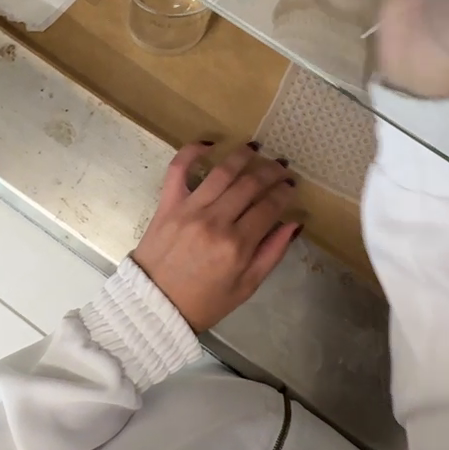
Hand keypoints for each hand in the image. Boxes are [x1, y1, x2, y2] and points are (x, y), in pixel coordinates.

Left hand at [131, 142, 300, 331]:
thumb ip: (272, 253)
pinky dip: (192, 150)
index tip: (292, 185)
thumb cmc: (204, 302)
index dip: (285, 192)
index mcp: (238, 245)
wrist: (154, 306)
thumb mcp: (246, 287)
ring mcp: (189, 208)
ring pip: (222, 171)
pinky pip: (178, 168)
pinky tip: (210, 143)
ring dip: (243, 155)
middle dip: (271, 171)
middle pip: (250, 184)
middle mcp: (215, 221)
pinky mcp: (167, 203)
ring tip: (256, 148)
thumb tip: (294, 223)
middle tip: (281, 165)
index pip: (269, 206)